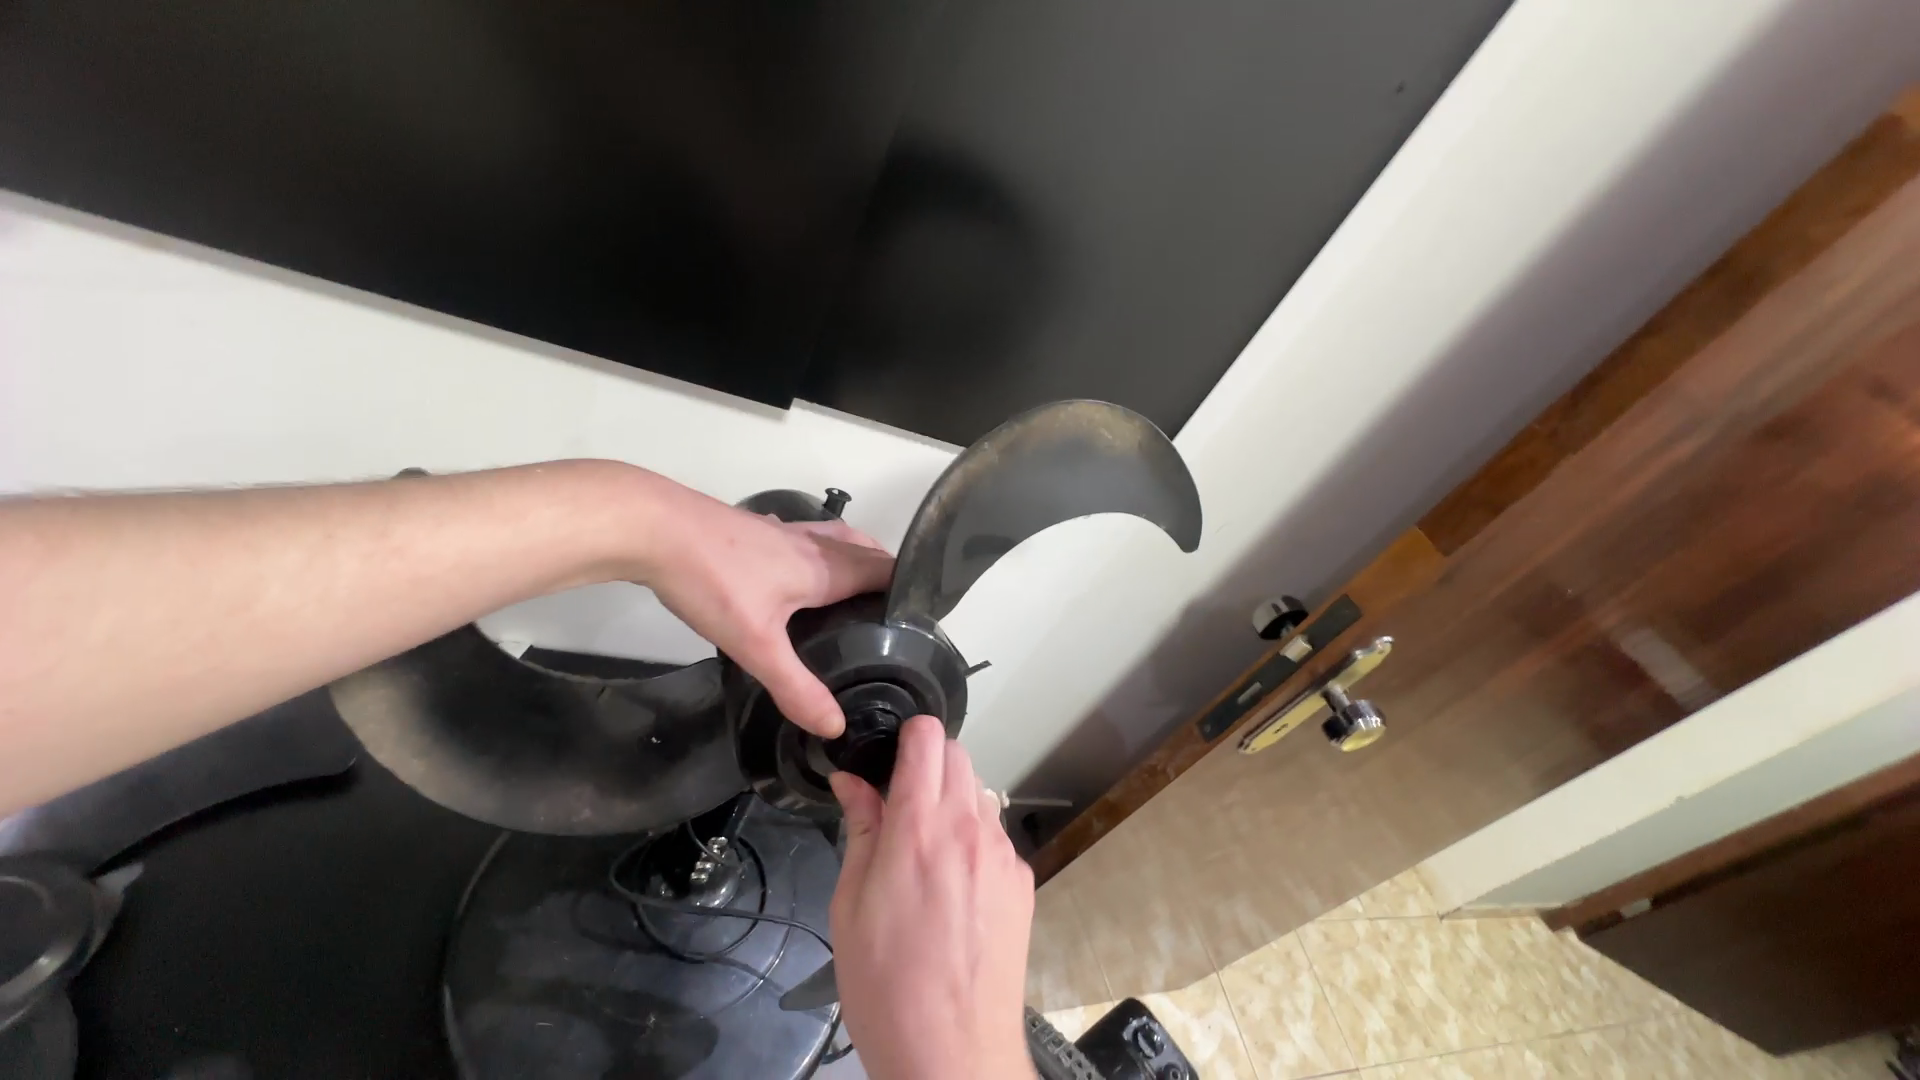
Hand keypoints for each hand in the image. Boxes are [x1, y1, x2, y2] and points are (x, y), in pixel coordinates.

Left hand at [629, 473, 892, 737]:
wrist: (651, 527)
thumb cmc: (711, 582)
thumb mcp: (756, 645)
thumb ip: (796, 687)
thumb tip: (835, 725)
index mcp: (825, 568)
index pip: (886, 570)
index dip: (909, 590)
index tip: (922, 620)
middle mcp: (812, 544)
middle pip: (867, 551)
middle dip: (888, 576)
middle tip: (894, 614)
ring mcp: (782, 532)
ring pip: (837, 539)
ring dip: (858, 557)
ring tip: (861, 587)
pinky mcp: (755, 529)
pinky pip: (805, 538)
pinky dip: (820, 551)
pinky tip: (798, 570)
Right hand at [829, 717, 1038, 1079]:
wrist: (953, 1056)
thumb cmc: (888, 987)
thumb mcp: (850, 905)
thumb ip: (860, 830)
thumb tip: (853, 783)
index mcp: (919, 829)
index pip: (927, 738)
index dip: (906, 734)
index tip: (889, 755)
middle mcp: (969, 831)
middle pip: (958, 756)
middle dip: (928, 764)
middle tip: (900, 805)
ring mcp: (1003, 856)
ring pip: (979, 793)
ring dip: (952, 802)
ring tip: (925, 853)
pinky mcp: (1022, 882)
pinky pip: (996, 836)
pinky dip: (974, 839)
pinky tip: (954, 886)